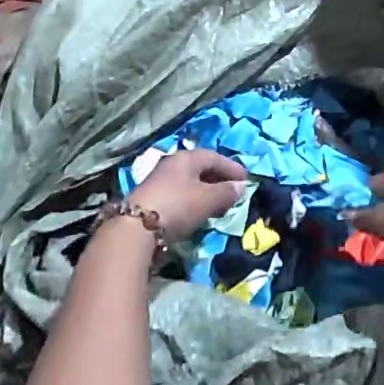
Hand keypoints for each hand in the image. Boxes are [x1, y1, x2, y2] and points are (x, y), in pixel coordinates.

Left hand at [127, 149, 247, 236]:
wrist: (137, 227)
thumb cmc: (178, 205)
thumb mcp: (207, 199)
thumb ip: (226, 192)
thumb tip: (241, 186)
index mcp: (186, 158)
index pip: (214, 157)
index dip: (232, 167)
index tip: (247, 179)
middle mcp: (172, 163)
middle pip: (201, 167)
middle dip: (219, 178)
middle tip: (234, 190)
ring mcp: (160, 180)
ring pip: (190, 181)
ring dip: (207, 190)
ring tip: (220, 203)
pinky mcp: (153, 197)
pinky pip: (181, 193)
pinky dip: (195, 199)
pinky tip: (200, 211)